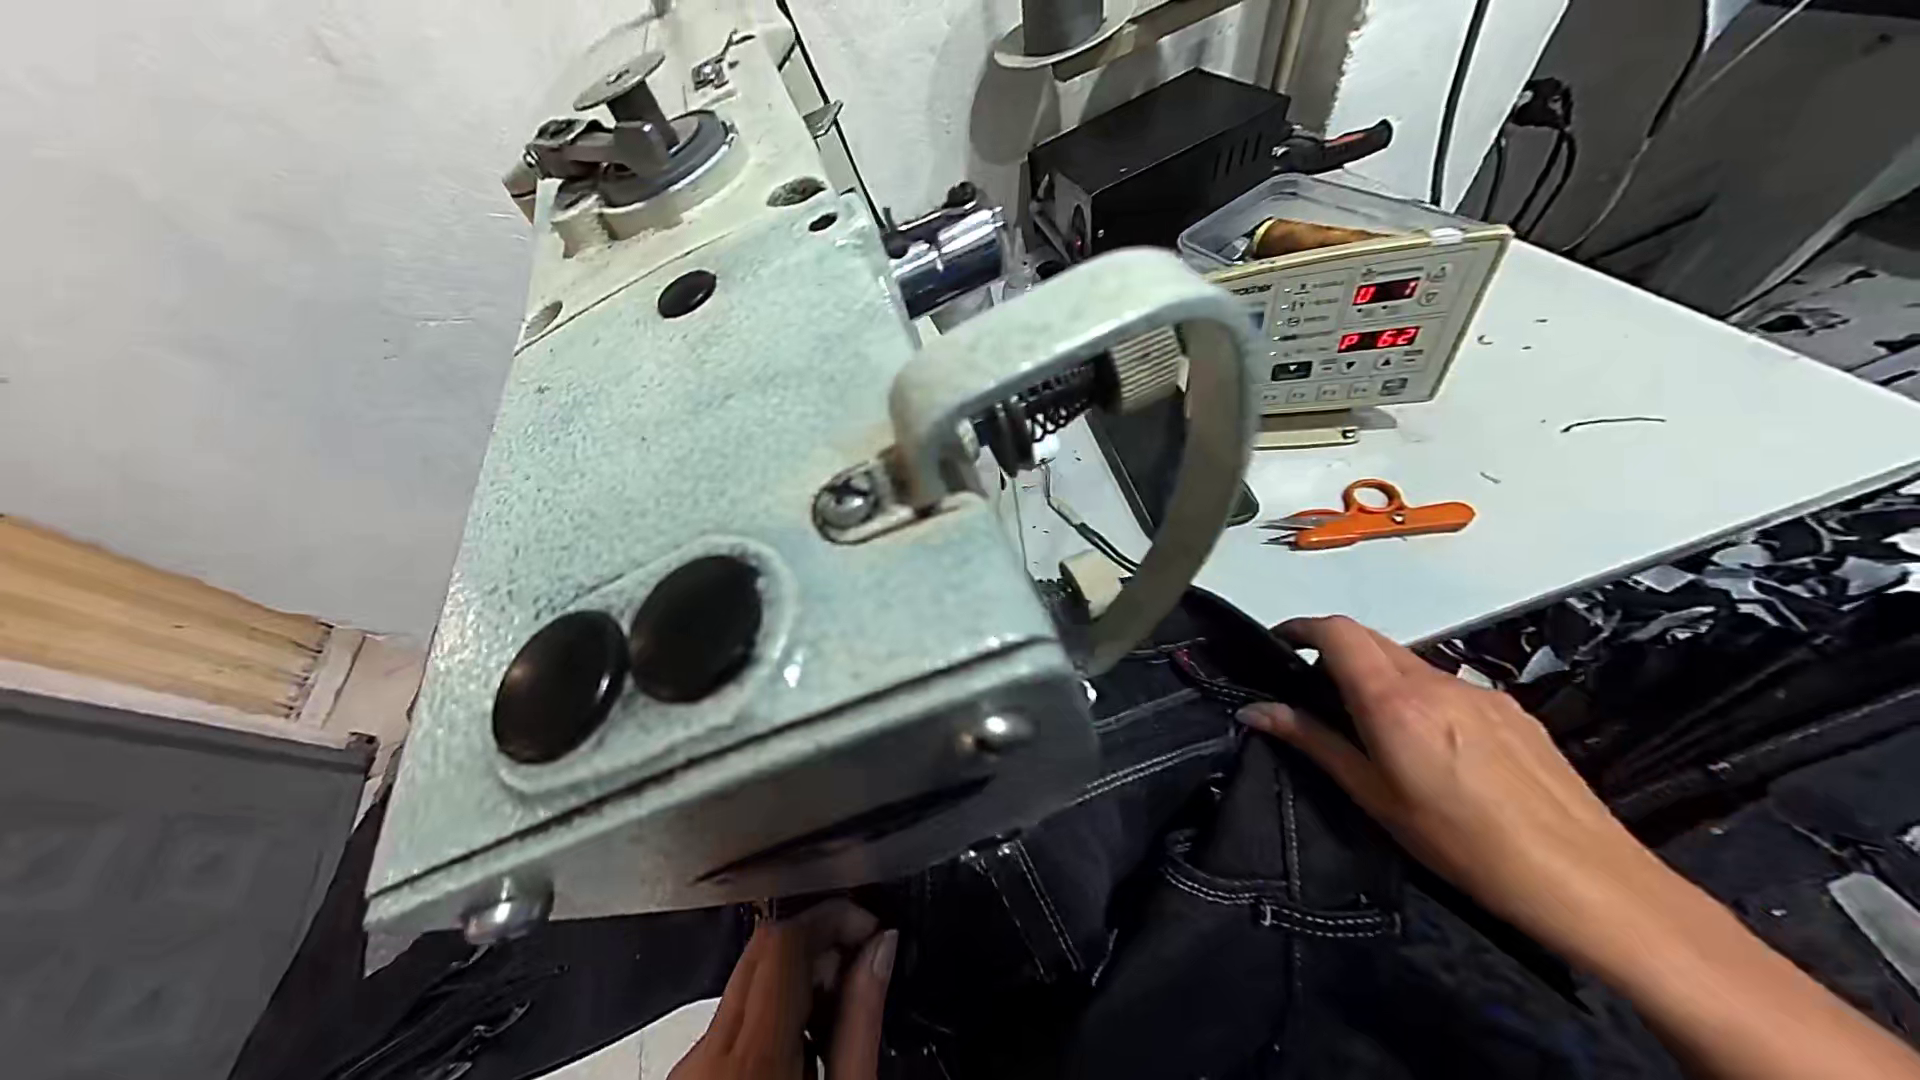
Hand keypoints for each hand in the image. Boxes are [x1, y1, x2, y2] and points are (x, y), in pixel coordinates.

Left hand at [669, 900, 896, 1079]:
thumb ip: (861, 1020)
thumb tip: (880, 947)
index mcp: (753, 1062)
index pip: (785, 941)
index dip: (832, 917)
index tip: (867, 928)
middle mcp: (707, 1057)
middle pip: (762, 948)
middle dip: (818, 938)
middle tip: (857, 959)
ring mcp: (689, 1066)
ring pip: (747, 976)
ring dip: (797, 972)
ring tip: (832, 1012)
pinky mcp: (685, 1075)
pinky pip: (731, 1012)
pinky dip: (773, 1006)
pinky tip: (801, 1041)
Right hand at [1243, 616, 1919, 1079]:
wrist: (1590, 882)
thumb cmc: (1461, 843)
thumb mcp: (1373, 797)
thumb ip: (1313, 742)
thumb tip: (1256, 709)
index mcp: (1394, 699)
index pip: (1339, 632)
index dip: (1302, 626)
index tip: (1279, 642)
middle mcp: (1436, 680)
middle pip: (1372, 639)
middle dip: (1334, 649)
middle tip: (1312, 687)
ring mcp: (1480, 692)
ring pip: (1411, 663)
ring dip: (1378, 675)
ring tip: (1372, 726)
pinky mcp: (1513, 710)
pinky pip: (1449, 686)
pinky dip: (1420, 695)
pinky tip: (1433, 746)